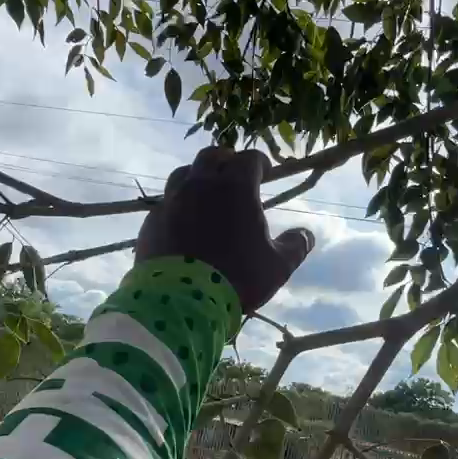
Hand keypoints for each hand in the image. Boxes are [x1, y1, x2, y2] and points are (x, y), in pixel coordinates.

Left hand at [135, 146, 313, 311]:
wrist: (182, 301)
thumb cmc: (237, 278)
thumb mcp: (277, 266)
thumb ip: (295, 246)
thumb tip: (306, 235)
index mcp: (235, 188)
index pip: (249, 159)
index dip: (259, 163)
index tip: (265, 172)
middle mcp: (200, 185)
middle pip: (212, 156)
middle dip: (225, 160)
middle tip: (233, 173)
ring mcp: (172, 202)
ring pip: (184, 174)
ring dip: (197, 178)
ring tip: (205, 193)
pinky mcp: (151, 222)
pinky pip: (166, 204)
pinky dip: (178, 206)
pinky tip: (183, 223)